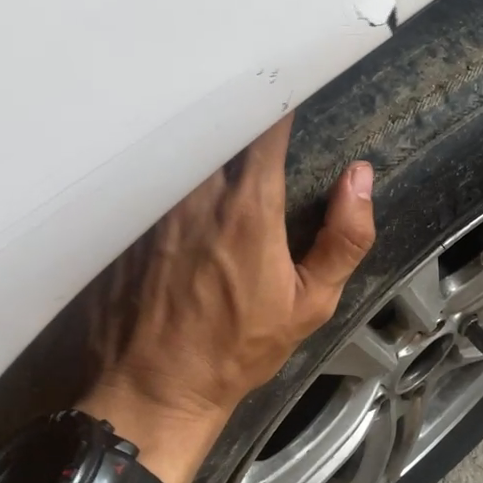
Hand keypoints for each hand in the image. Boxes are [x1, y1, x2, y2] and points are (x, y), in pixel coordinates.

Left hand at [83, 116, 375, 440]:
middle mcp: (196, 198)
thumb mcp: (311, 303)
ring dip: (201, 142)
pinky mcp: (122, 227)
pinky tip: (175, 187)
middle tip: (252, 109)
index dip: (278, 105)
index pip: (265, 131)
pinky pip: (148, 179)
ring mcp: (153, 210)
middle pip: (216, 130)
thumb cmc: (238, 349)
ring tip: (224, 146)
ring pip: (180, 150)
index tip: (289, 93)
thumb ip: (344, 238)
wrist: (154, 388)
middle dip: (236, 116)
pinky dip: (166, 171)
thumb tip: (360, 178)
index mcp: (249, 210)